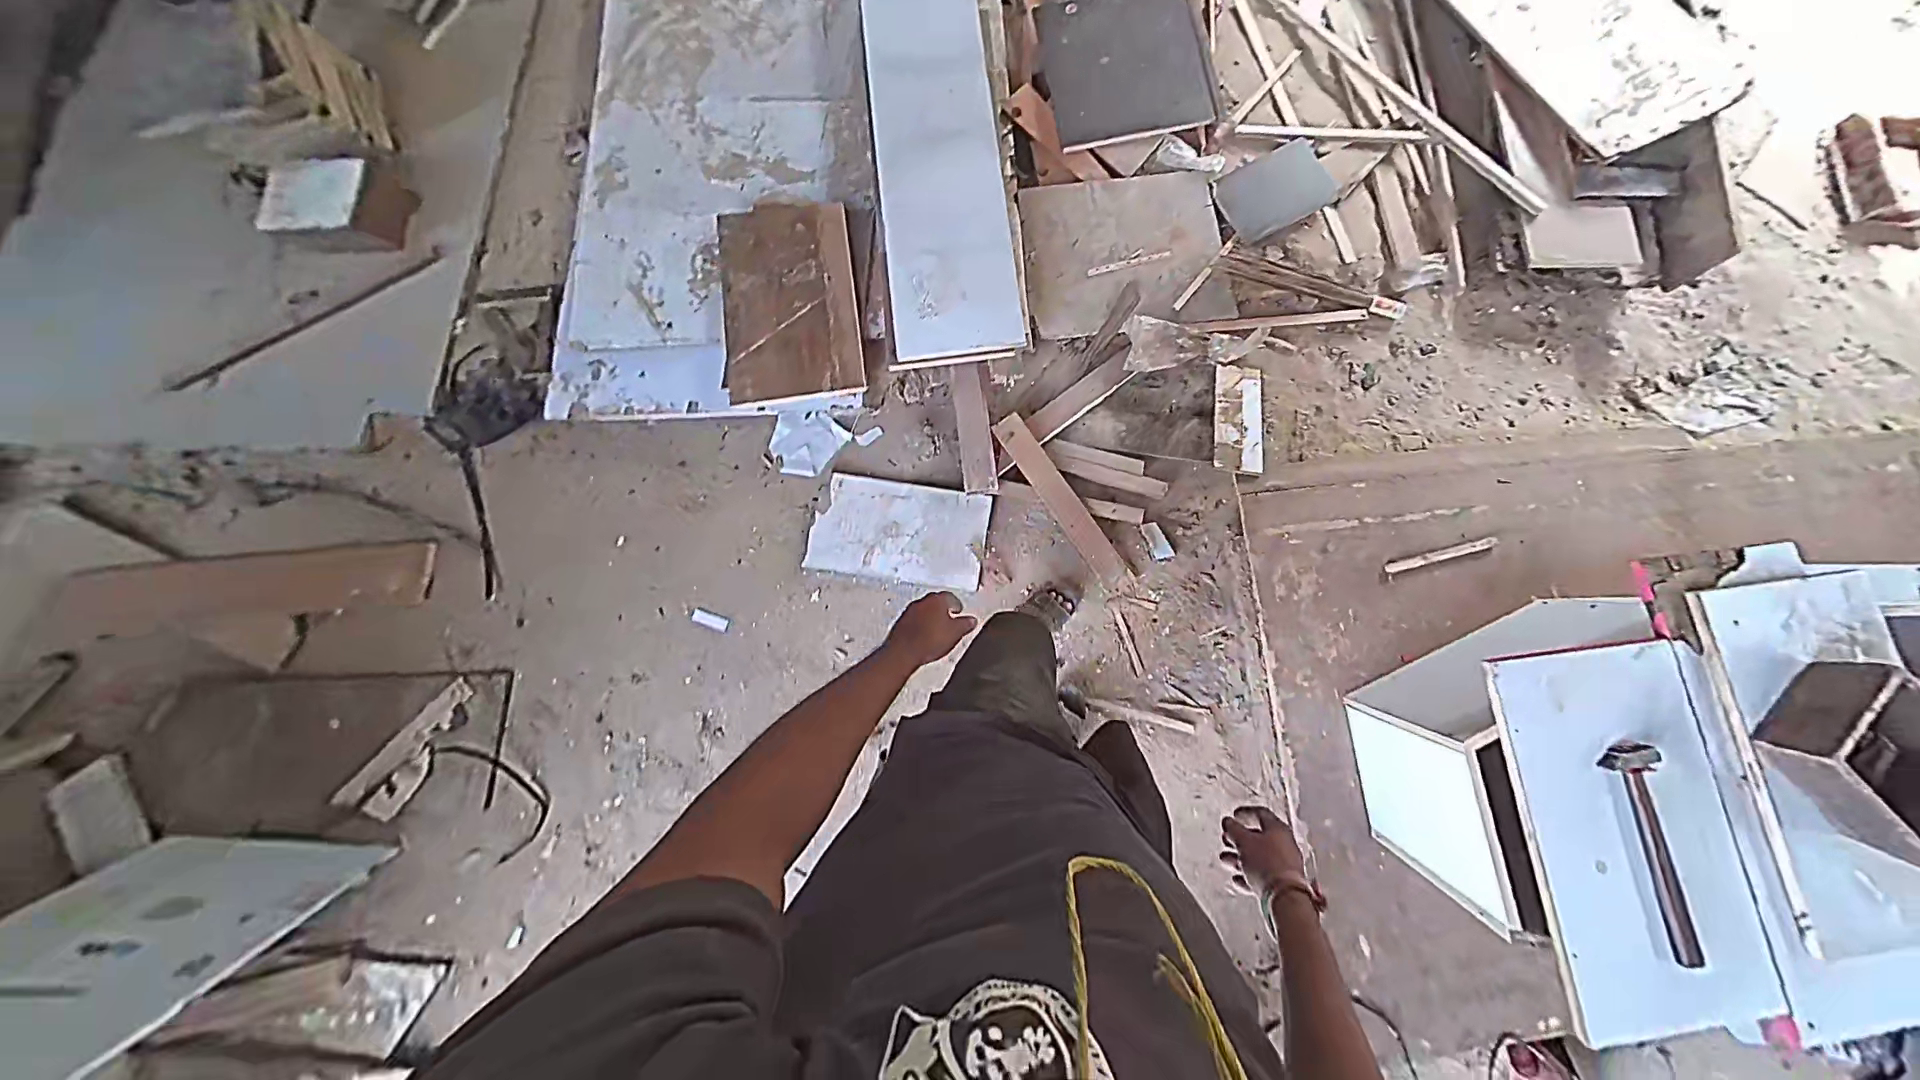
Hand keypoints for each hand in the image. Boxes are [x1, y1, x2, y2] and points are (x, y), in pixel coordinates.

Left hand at [883, 592, 976, 667]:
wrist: (904, 652)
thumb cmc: (929, 640)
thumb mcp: (956, 633)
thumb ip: (965, 624)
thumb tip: (971, 620)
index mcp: (937, 600)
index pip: (950, 597)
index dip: (957, 604)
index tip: (959, 610)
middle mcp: (922, 602)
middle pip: (935, 602)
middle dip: (943, 610)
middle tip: (950, 619)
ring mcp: (909, 612)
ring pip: (924, 611)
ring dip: (931, 617)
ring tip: (937, 630)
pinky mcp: (900, 623)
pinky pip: (914, 621)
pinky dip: (920, 626)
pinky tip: (924, 636)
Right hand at [1220, 805, 1306, 896]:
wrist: (1283, 897)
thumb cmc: (1267, 864)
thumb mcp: (1243, 841)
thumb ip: (1233, 828)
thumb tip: (1228, 822)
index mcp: (1278, 829)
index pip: (1260, 814)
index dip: (1245, 813)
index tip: (1235, 815)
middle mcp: (1285, 845)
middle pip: (1259, 837)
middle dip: (1239, 838)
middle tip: (1227, 839)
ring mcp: (1285, 865)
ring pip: (1259, 857)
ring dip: (1240, 858)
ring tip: (1226, 860)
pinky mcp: (1282, 884)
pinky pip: (1263, 875)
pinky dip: (1249, 874)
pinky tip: (1239, 878)